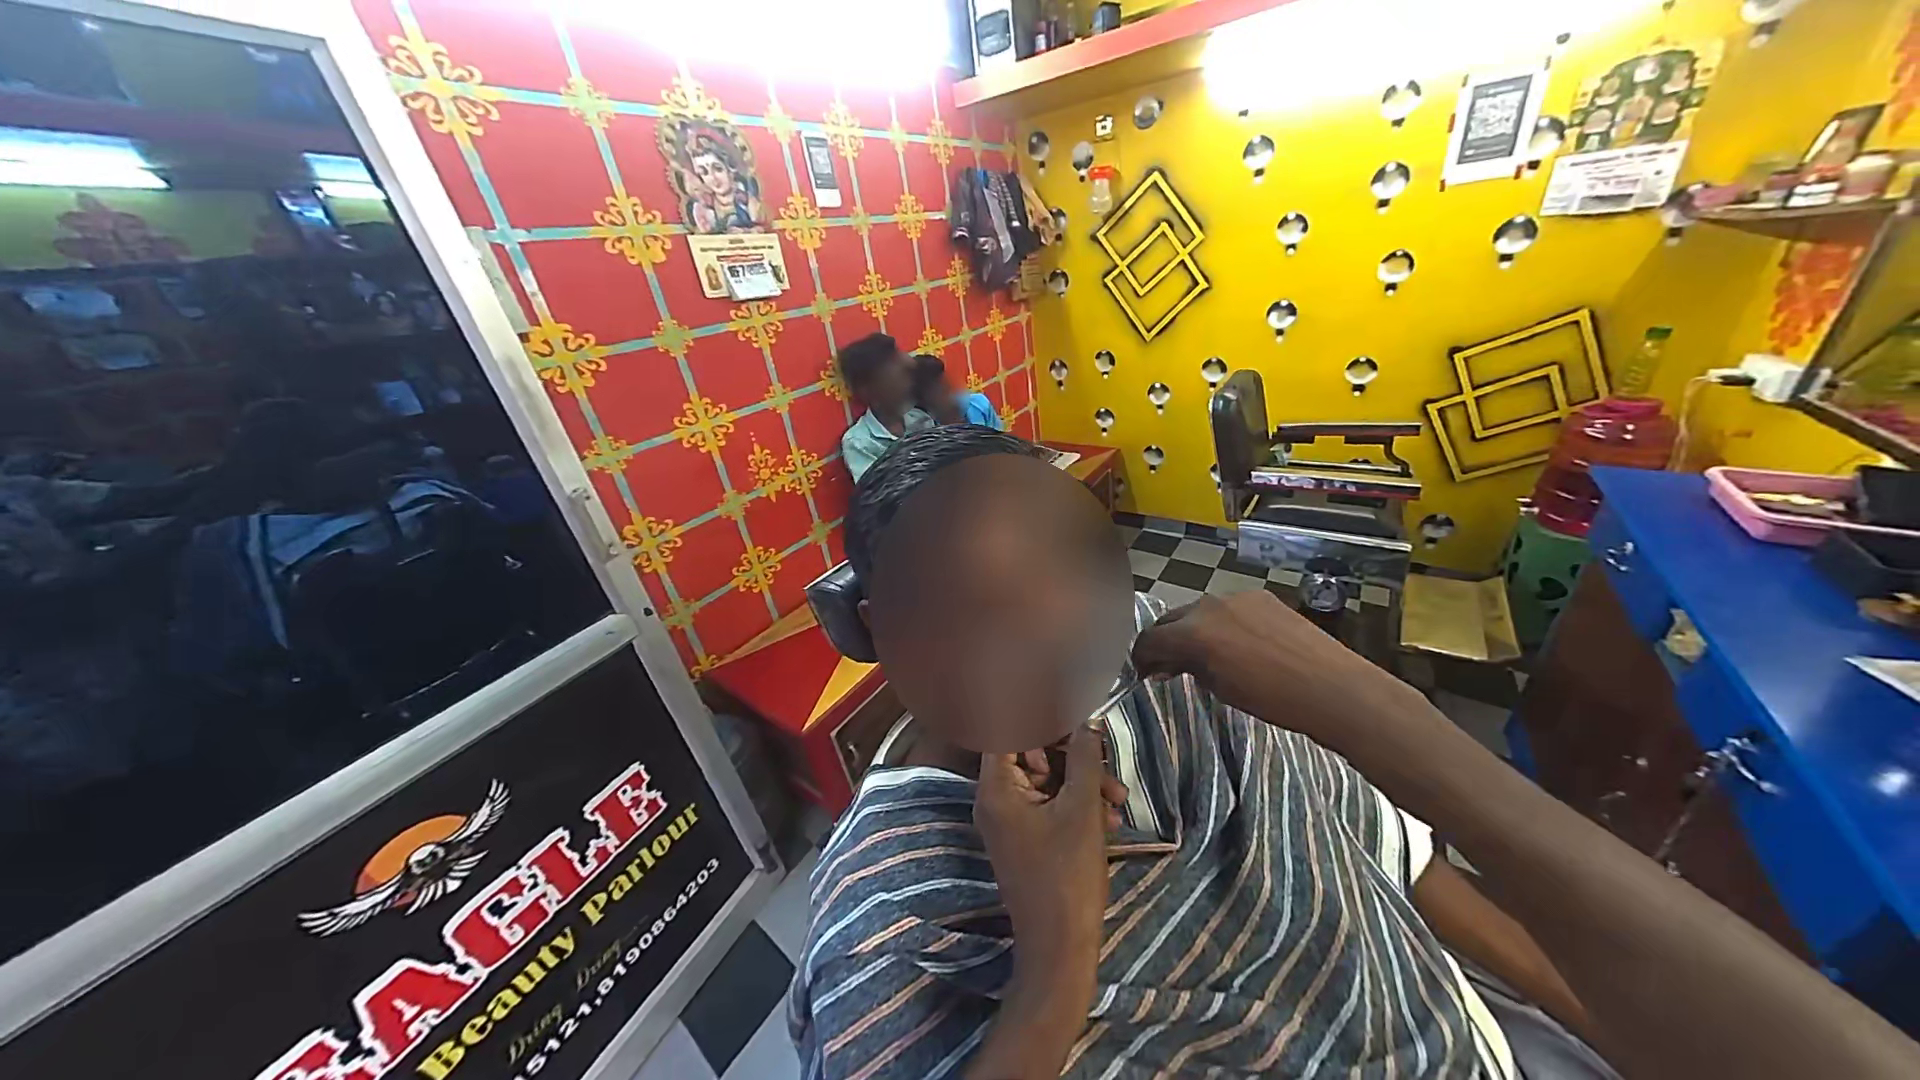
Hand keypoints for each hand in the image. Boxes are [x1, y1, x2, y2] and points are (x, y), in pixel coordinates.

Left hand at [975, 724, 1110, 984]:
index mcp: (996, 788)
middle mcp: (994, 799)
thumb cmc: (1067, 874)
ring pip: (1046, 782)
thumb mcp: (1082, 809)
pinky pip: (1047, 806)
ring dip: (1082, 785)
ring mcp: (1008, 820)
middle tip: (1109, 770)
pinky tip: (1107, 821)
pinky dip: (1075, 806)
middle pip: (1031, 756)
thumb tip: (1088, 722)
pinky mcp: (1023, 837)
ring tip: (1118, 800)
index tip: (1074, 721)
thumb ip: (1084, 759)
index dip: (1041, 723)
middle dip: (1074, 760)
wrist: (1060, 947)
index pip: (1009, 733)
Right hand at [1129, 591, 1427, 754]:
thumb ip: (1189, 669)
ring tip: (1204, 655)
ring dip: (1192, 630)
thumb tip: (1172, 665)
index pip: (1149, 639)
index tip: (1143, 673)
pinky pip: (1227, 608)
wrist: (1334, 688)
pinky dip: (1220, 623)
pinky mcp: (1261, 597)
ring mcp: (1236, 597)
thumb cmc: (1272, 699)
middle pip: (1170, 619)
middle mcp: (1208, 606)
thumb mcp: (1220, 688)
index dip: (1140, 657)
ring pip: (1199, 611)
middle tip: (1169, 666)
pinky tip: (1236, 644)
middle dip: (1165, 641)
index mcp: (1193, 632)